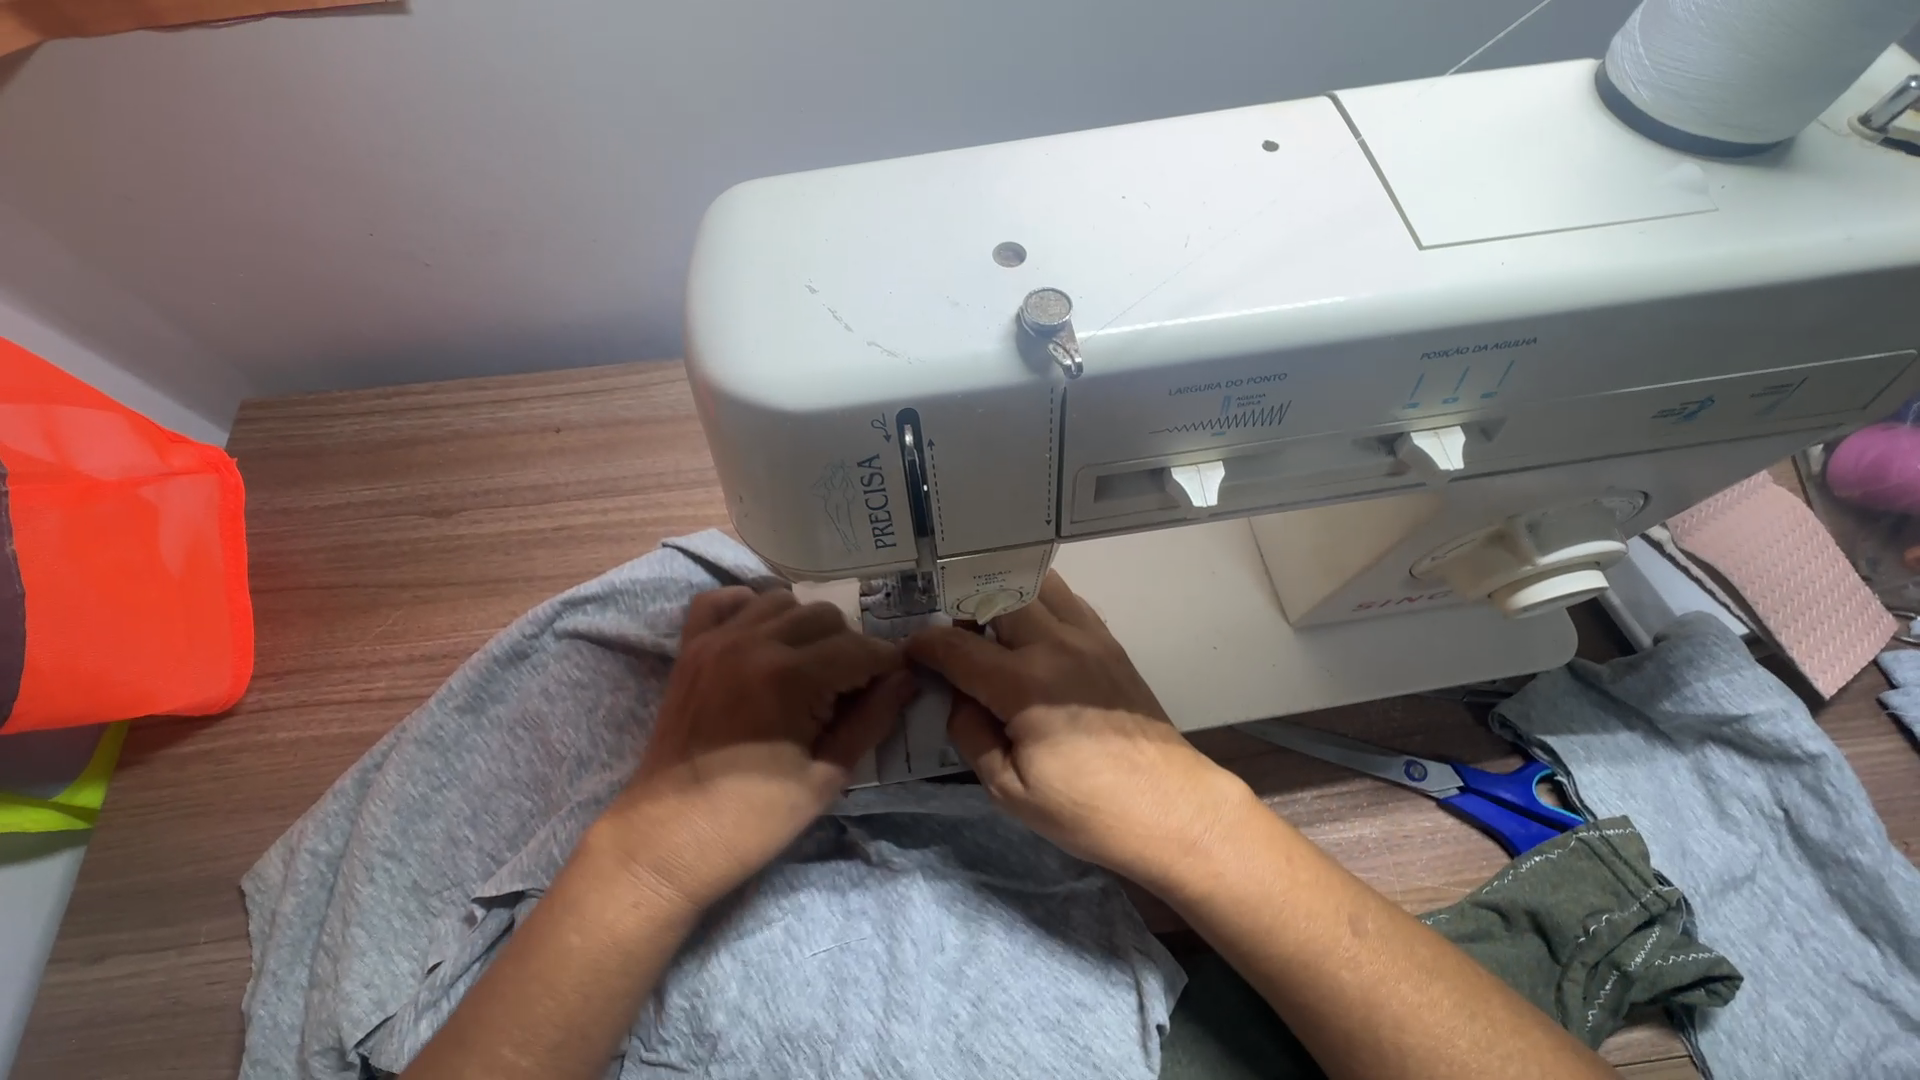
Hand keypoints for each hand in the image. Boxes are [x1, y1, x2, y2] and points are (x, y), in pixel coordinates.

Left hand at [601, 586, 912, 908]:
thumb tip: (906, 679)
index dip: (887, 666)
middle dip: (850, 646)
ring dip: (805, 627)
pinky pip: (722, 600)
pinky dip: (749, 608)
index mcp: (790, 677)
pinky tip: (764, 638)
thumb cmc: (752, 821)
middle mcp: (753, 643)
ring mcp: (715, 641)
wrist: (665, 840)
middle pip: (826, 616)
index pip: (860, 649)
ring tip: (808, 667)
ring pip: (781, 601)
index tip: (895, 686)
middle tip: (849, 688)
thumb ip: (871, 720)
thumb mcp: (826, 778)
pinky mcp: (689, 649)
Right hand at [906, 572, 1254, 886]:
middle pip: (996, 596)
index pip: (957, 646)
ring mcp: (1089, 638)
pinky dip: (1040, 603)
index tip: (910, 650)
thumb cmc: (1087, 810)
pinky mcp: (1111, 644)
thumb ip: (971, 735)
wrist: (1171, 809)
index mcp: (1025, 685)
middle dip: (964, 609)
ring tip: (992, 628)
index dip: (925, 645)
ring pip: (1036, 585)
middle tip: (955, 641)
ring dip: (1005, 595)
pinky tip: (1032, 631)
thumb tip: (958, 697)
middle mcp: (1056, 645)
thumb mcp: (1009, 790)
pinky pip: (1068, 601)